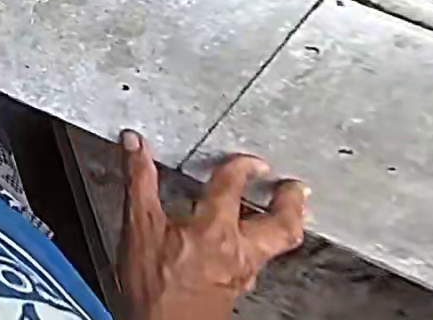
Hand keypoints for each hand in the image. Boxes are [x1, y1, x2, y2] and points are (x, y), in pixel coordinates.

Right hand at [118, 130, 307, 319]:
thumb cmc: (152, 283)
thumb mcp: (137, 222)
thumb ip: (139, 178)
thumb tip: (136, 144)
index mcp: (213, 231)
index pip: (232, 189)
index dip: (240, 167)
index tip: (247, 157)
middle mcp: (237, 253)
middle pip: (280, 228)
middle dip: (291, 204)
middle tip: (296, 187)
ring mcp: (241, 274)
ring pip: (275, 247)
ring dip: (282, 223)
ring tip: (284, 210)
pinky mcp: (237, 287)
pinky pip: (260, 259)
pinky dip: (262, 240)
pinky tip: (247, 239)